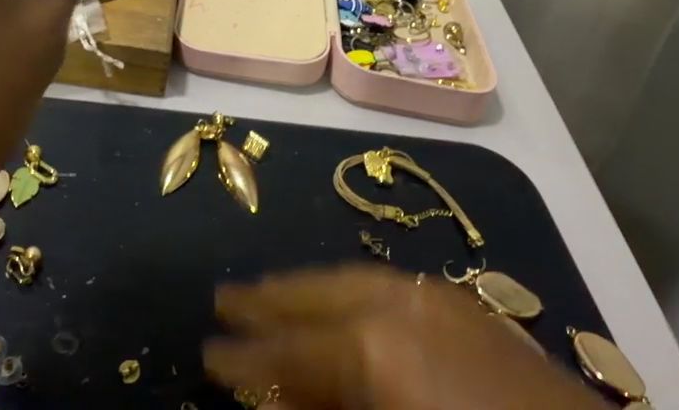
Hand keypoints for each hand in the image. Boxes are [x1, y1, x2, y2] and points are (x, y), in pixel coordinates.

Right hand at [206, 266, 613, 409]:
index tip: (207, 353)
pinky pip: (390, 286)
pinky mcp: (472, 309)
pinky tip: (342, 299)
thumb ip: (323, 403)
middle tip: (222, 300)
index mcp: (376, 347)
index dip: (245, 357)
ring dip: (307, 287)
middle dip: (267, 299)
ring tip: (270, 292)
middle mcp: (402, 305)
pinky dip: (352, 288)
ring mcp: (441, 300)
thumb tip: (274, 392)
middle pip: (317, 294)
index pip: (290, 349)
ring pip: (352, 280)